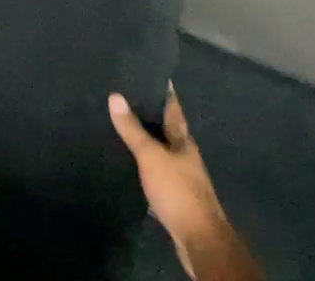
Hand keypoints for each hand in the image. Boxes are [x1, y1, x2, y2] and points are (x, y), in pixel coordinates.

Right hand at [109, 87, 226, 240]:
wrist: (198, 238)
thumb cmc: (178, 190)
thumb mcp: (151, 156)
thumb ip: (133, 129)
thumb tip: (115, 95)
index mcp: (183, 142)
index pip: (174, 110)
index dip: (166, 93)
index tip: (156, 75)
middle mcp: (185, 156)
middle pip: (169, 130)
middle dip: (154, 116)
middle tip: (131, 98)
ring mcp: (183, 178)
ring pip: (164, 152)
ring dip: (149, 141)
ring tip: (127, 127)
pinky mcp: (176, 197)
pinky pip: (158, 172)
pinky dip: (147, 165)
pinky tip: (133, 165)